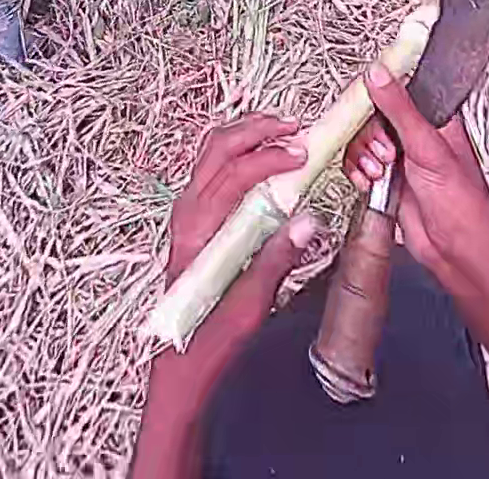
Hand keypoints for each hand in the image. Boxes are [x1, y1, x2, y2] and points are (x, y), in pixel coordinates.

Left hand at [134, 115, 316, 478]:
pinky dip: (240, 151)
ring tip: (282, 133)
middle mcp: (187, 208)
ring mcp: (188, 208)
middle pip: (218, 148)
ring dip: (247, 135)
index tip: (302, 153)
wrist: (180, 360)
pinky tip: (263, 157)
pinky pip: (214, 167)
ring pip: (213, 152)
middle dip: (256, 130)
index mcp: (197, 226)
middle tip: (293, 128)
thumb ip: (277, 259)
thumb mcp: (250, 304)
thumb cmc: (210, 337)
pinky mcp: (195, 214)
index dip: (269, 157)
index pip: (233, 174)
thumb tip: (308, 221)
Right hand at [343, 64, 488, 287]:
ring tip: (380, 171)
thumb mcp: (428, 148)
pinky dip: (356, 171)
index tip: (364, 105)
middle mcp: (414, 136)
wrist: (458, 255)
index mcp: (432, 120)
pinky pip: (357, 163)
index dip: (377, 96)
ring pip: (361, 140)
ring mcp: (399, 158)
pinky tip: (368, 181)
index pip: (395, 91)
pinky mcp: (385, 179)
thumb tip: (379, 73)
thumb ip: (399, 108)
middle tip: (385, 152)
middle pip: (371, 117)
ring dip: (362, 156)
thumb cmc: (464, 206)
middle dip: (370, 136)